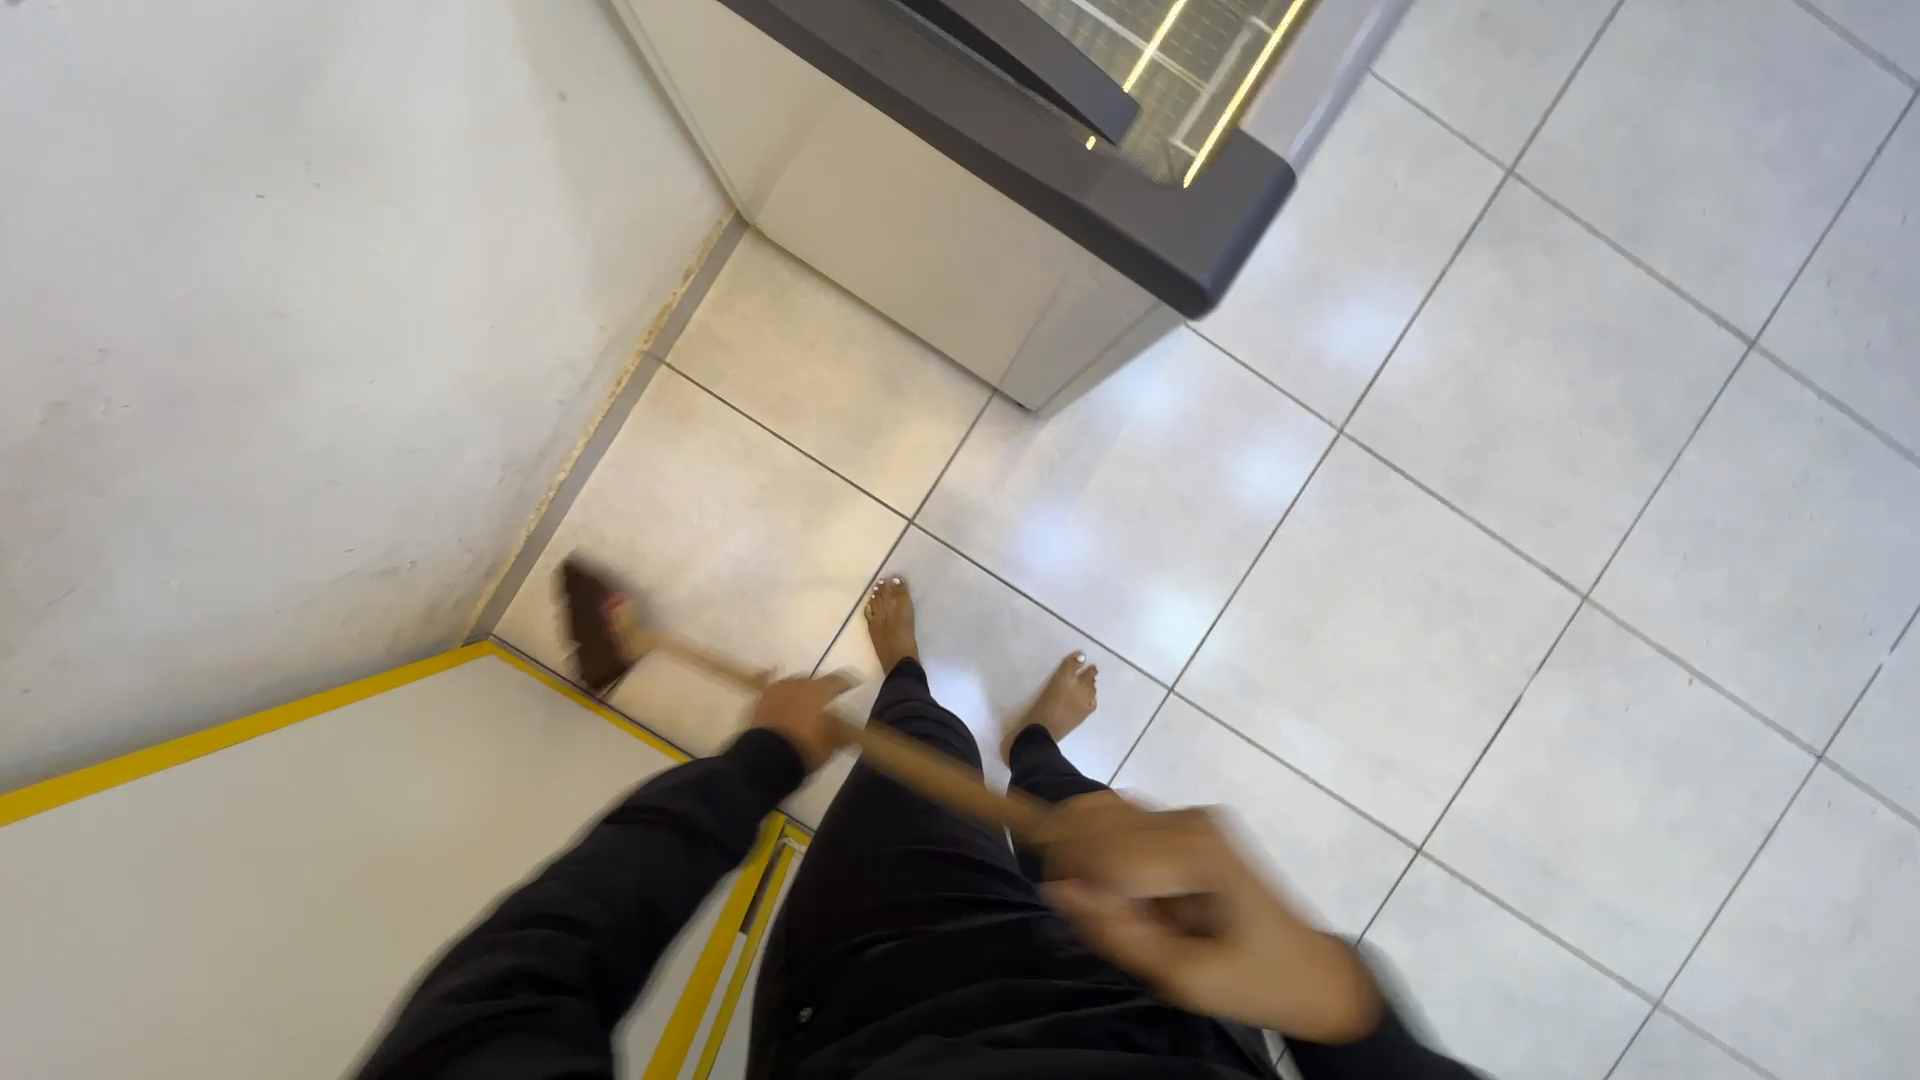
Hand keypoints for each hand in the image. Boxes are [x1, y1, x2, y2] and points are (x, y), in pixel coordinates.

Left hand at [748, 674, 854, 770]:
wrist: (765, 759)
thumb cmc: (805, 747)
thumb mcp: (832, 743)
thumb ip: (844, 731)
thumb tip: (852, 728)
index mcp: (818, 690)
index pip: (838, 680)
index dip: (847, 683)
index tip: (853, 686)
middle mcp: (797, 684)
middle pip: (813, 682)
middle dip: (820, 690)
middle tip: (826, 702)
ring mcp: (776, 691)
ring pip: (793, 687)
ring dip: (800, 694)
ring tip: (804, 708)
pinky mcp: (760, 703)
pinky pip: (776, 697)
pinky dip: (783, 702)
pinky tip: (785, 710)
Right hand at [1040, 794, 1381, 1042]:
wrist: (1311, 970)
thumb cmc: (1252, 983)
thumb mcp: (1183, 979)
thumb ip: (1118, 932)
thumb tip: (1059, 888)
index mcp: (1198, 854)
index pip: (1108, 849)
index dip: (1075, 877)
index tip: (1066, 909)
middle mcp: (1190, 819)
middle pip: (1099, 818)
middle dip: (1070, 856)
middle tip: (1069, 901)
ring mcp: (1189, 815)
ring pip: (1103, 809)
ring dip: (1080, 845)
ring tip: (1085, 891)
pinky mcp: (1185, 821)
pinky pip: (1119, 816)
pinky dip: (1096, 839)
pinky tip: (1099, 874)